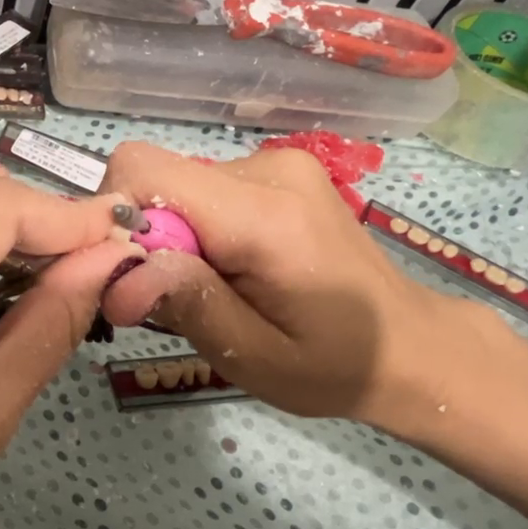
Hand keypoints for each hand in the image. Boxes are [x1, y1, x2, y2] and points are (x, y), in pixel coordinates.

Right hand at [99, 142, 497, 430]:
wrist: (412, 346)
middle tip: (176, 296)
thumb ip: (188, 305)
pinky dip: (193, 228)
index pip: (143, 170)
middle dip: (145, 236)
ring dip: (170, 236)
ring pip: (173, 184)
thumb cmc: (336, 365)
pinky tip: (227, 268)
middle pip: (154, 177)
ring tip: (211, 287)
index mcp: (264, 213)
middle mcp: (267, 169)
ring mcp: (274, 164)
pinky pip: (199, 188)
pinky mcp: (274, 171)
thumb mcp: (255, 357)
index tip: (133, 275)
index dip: (118, 218)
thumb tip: (115, 276)